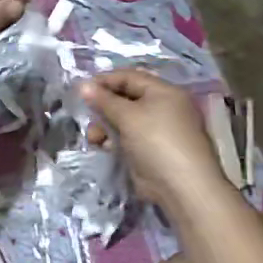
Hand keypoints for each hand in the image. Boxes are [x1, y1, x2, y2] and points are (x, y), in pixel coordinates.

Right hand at [81, 69, 229, 208]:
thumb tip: (83, 85)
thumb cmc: (156, 141)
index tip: (81, 90)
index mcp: (164, 92)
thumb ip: (103, 99)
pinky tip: (105, 147)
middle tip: (87, 116)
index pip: (129, 76)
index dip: (104, 81)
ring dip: (104, 125)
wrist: (181, 186)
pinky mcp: (151, 148)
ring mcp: (158, 129)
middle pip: (124, 97)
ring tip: (95, 138)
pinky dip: (113, 139)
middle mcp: (163, 107)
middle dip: (102, 107)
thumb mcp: (127, 116)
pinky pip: (126, 135)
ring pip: (122, 118)